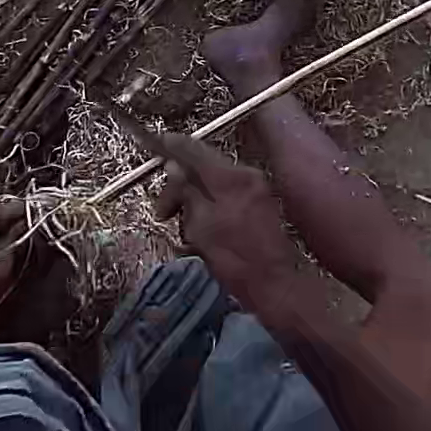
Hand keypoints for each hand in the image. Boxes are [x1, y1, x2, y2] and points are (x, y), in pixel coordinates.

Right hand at [153, 134, 301, 302]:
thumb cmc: (235, 259)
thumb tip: (173, 166)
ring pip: (213, 182)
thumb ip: (185, 192)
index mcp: (230, 177)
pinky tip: (202, 230)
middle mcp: (246, 175)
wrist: (278, 288)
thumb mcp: (200, 226)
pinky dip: (210, 205)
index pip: (194, 149)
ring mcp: (256, 189)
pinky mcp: (260, 204)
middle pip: (202, 166)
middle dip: (179, 185)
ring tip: (184, 228)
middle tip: (164, 212)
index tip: (153, 143)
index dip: (170, 145)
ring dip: (193, 198)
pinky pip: (226, 194)